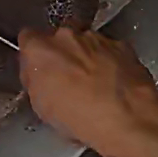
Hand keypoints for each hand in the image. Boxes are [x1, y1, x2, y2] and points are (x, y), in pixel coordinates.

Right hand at [18, 28, 157, 156]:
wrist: (130, 119)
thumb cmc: (82, 118)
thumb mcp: (42, 108)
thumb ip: (34, 81)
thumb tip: (37, 74)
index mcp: (40, 49)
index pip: (27, 39)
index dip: (33, 56)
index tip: (38, 71)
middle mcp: (67, 36)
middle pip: (58, 39)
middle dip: (61, 55)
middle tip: (66, 82)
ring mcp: (96, 38)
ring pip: (85, 43)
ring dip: (86, 59)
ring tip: (93, 88)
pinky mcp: (121, 45)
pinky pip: (108, 51)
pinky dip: (108, 63)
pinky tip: (112, 86)